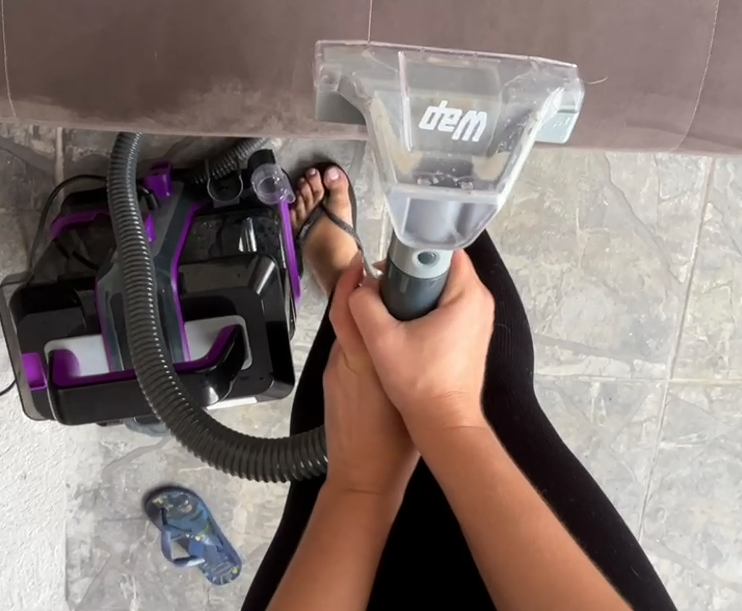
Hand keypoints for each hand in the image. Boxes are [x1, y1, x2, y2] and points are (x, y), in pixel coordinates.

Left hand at [321, 258, 417, 498]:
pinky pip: (344, 353)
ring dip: (361, 320)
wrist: (362, 480)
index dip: (352, 281)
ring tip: (388, 313)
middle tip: (382, 280)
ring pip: (346, 335)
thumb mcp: (407, 393)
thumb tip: (410, 332)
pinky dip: (358, 343)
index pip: (347, 308)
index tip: (365, 261)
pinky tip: (379, 349)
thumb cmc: (394, 442)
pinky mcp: (332, 386)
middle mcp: (343, 360)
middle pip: (344, 315)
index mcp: (364, 359)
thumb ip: (405, 359)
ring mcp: (334, 374)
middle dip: (358, 293)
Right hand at [347, 249, 493, 441]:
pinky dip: (427, 306)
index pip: (442, 250)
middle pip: (442, 266)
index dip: (413, 253)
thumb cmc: (420, 383)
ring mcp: (478, 318)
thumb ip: (364, 304)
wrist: (445, 425)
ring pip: (443, 286)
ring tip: (393, 307)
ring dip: (418, 290)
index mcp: (467, 294)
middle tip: (387, 288)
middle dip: (412, 272)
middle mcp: (480, 301)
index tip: (391, 267)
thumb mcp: (381, 340)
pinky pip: (448, 303)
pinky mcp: (472, 333)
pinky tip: (406, 324)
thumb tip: (362, 286)